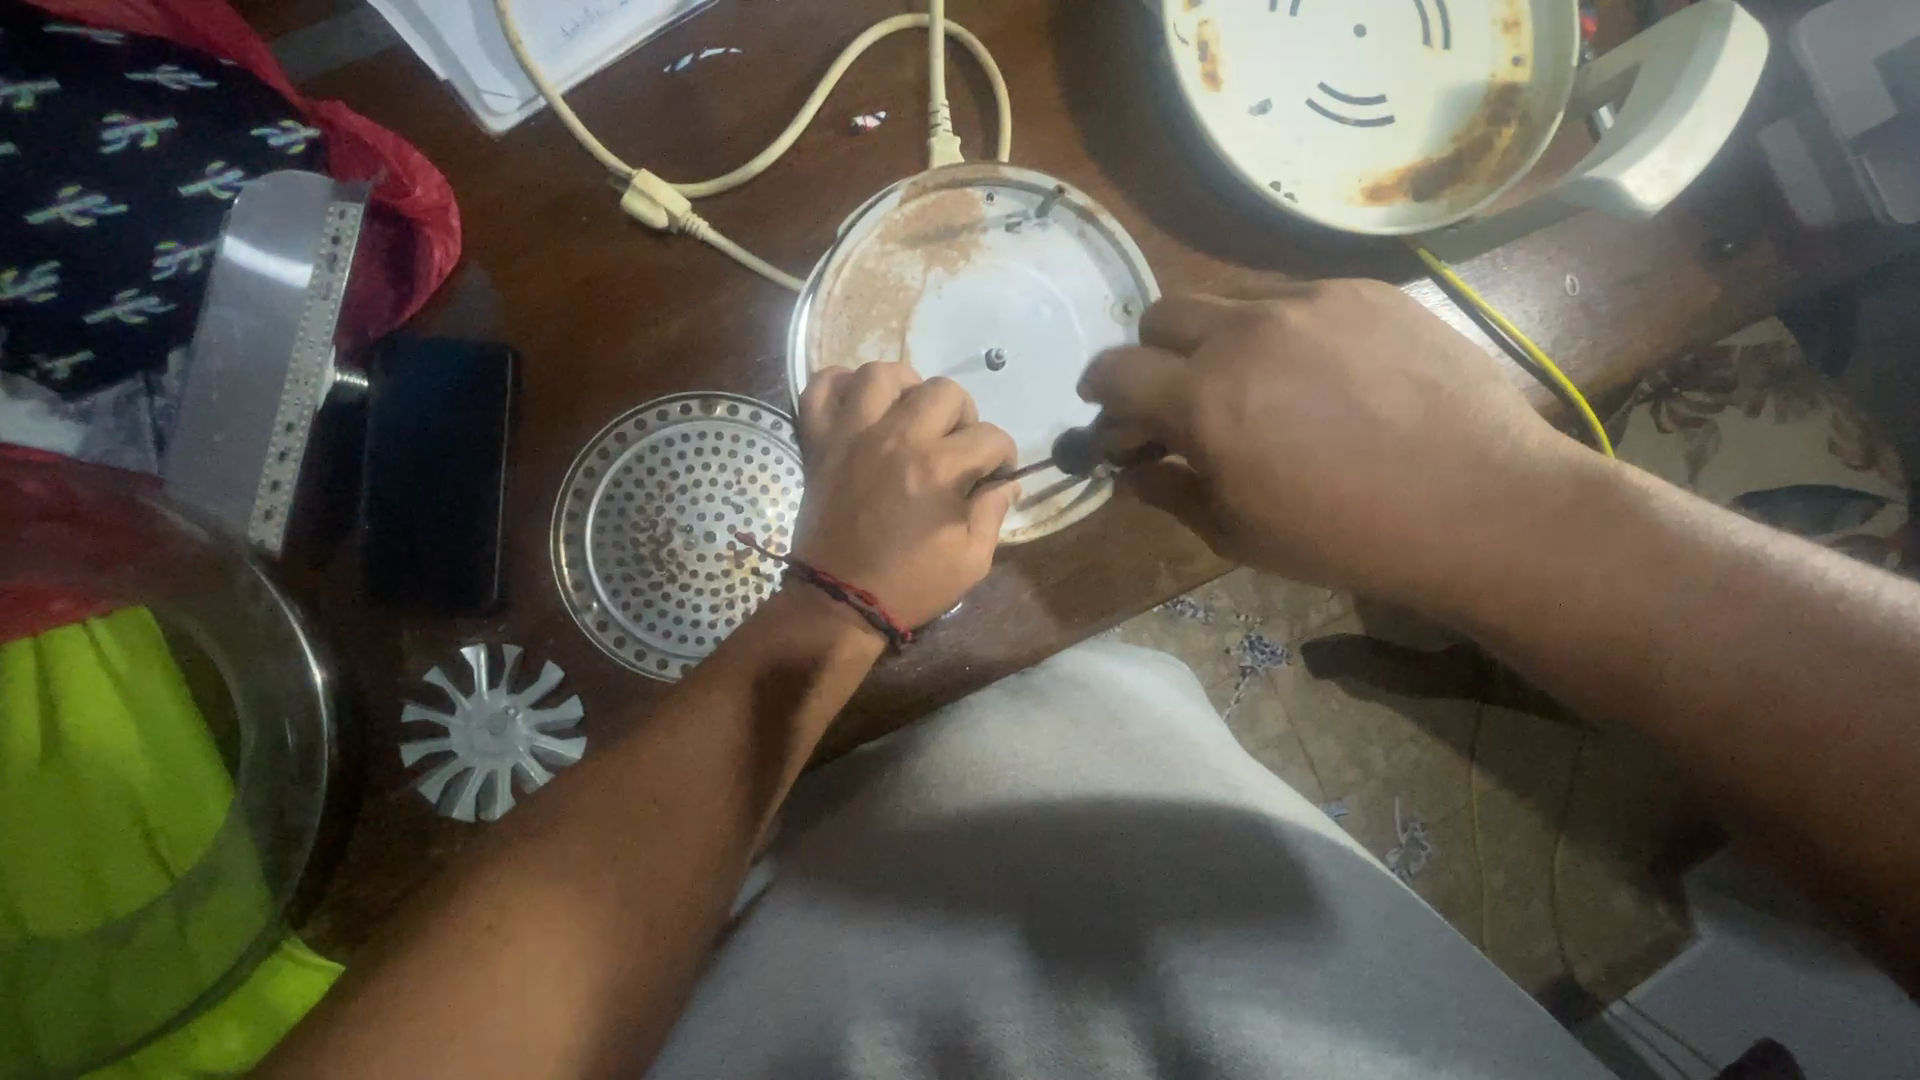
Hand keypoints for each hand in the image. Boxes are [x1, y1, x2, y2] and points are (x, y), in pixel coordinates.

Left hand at [792, 362, 1018, 628]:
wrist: (839, 602)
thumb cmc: (910, 586)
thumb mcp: (970, 561)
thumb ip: (992, 514)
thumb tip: (1007, 484)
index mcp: (938, 468)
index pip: (989, 436)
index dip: (1003, 455)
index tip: (996, 474)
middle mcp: (896, 438)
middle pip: (943, 390)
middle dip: (963, 415)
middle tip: (957, 444)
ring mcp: (851, 435)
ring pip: (881, 374)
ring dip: (905, 388)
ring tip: (910, 414)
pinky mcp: (819, 443)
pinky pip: (820, 388)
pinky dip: (839, 385)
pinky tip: (858, 403)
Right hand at [1078, 281, 1584, 605]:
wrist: (1481, 503)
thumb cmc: (1343, 536)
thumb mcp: (1236, 532)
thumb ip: (1168, 491)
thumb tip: (1130, 470)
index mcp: (1204, 399)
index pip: (1115, 371)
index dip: (1099, 391)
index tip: (1107, 410)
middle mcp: (1244, 333)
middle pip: (1160, 315)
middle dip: (1150, 355)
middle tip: (1174, 394)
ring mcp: (1309, 302)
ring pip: (1226, 298)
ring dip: (1214, 338)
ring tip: (1252, 381)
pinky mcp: (1364, 291)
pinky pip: (1293, 297)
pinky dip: (1279, 330)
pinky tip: (1318, 373)